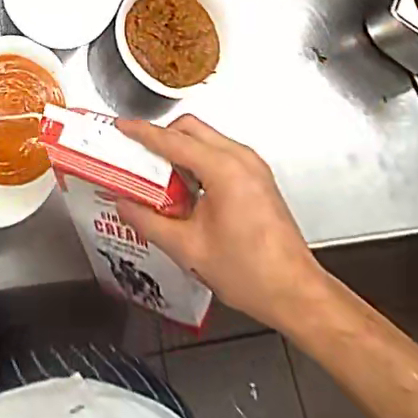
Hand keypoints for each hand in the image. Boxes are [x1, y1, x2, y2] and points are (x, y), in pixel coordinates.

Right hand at [114, 115, 328, 329]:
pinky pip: (221, 156)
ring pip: (207, 141)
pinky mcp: (257, 178)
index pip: (173, 140)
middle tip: (137, 159)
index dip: (143, 132)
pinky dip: (199, 164)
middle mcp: (242, 159)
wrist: (293, 290)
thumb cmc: (251, 272)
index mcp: (224, 169)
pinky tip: (185, 194)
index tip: (123, 127)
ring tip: (158, 183)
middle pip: (191, 130)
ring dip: (181, 153)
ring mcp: (253, 166)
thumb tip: (126, 205)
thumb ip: (150, 222)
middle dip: (162, 139)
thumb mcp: (188, 249)